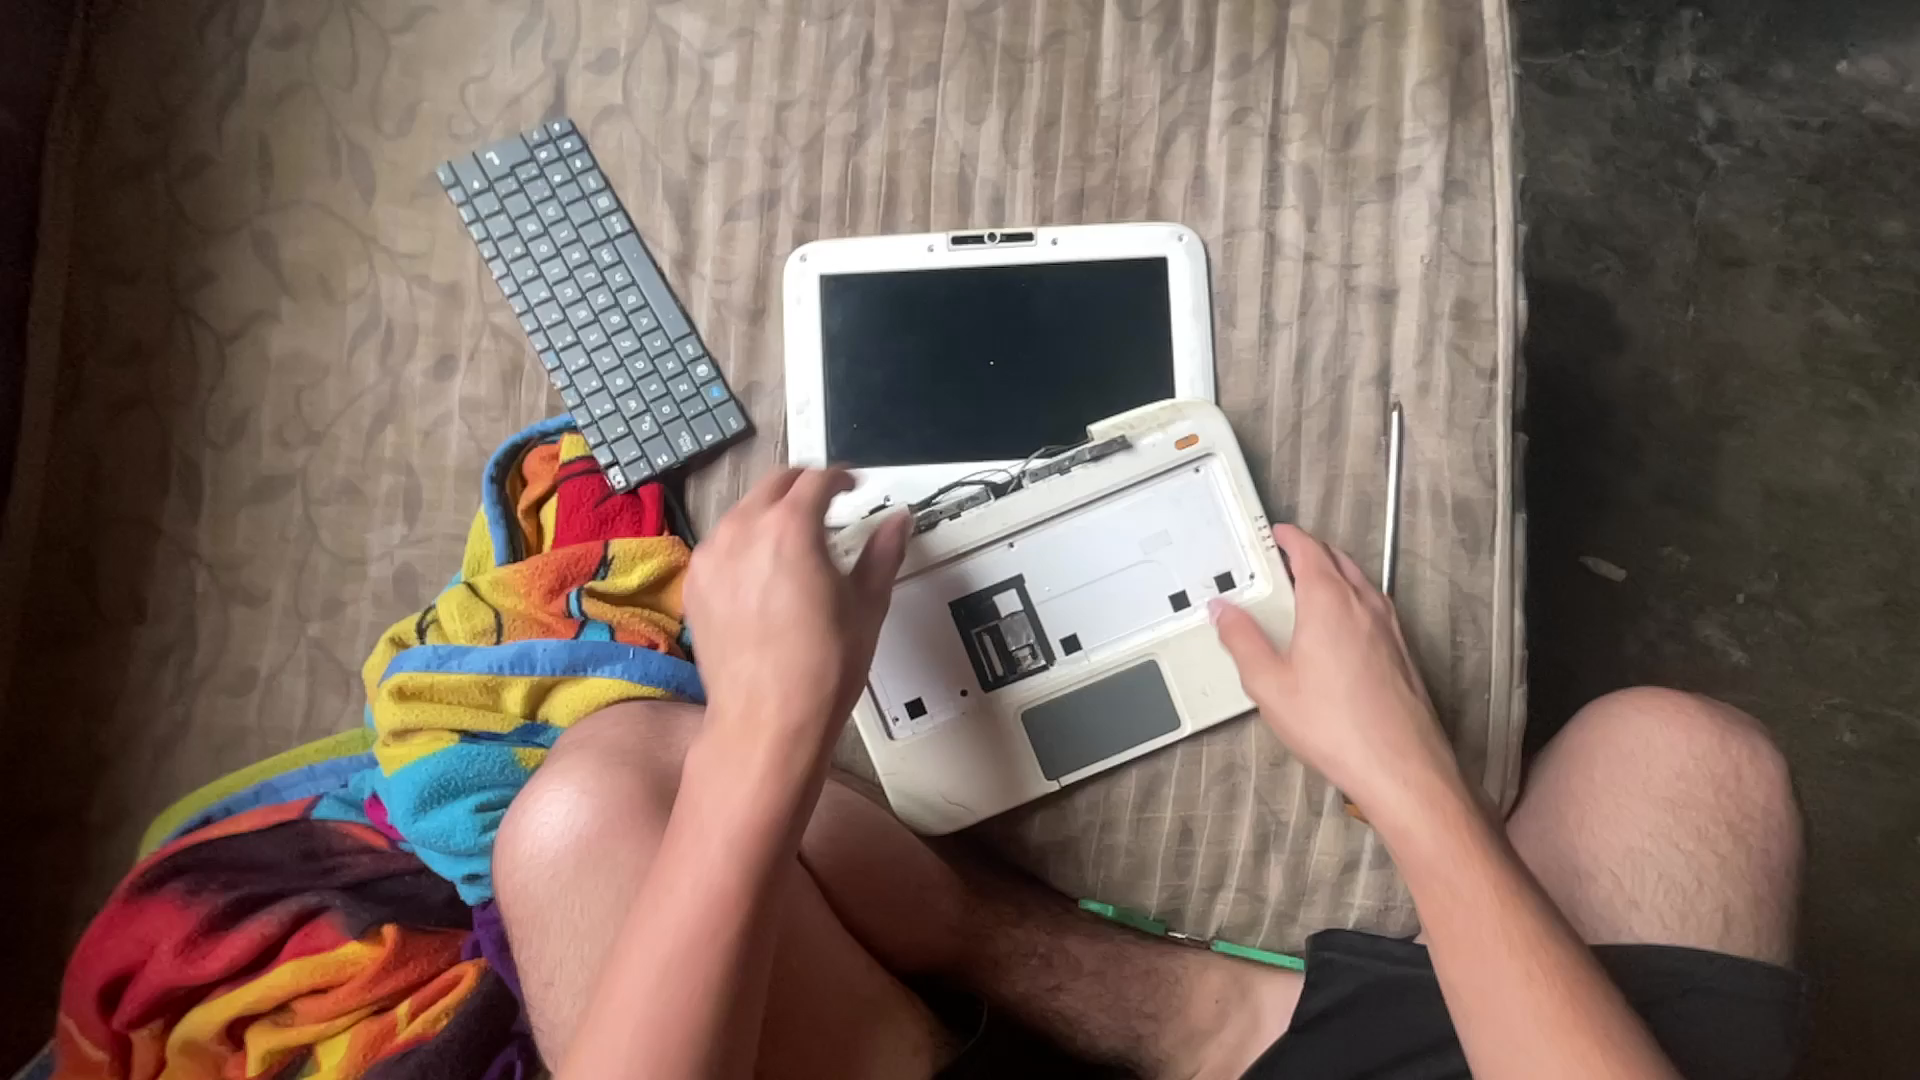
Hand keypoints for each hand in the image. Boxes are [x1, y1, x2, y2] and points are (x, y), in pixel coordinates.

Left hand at [683, 467, 909, 750]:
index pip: (817, 480)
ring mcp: (712, 558)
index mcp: (791, 529)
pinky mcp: (696, 585)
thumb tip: (897, 523)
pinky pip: (722, 543)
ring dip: (772, 511)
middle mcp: (744, 532)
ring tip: (797, 538)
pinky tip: (764, 570)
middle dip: (804, 486)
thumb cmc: (821, 669)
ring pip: (744, 510)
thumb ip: (882, 552)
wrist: (766, 722)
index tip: (852, 486)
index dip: (841, 479)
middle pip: (774, 484)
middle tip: (827, 502)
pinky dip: (745, 541)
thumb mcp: (867, 606)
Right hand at [1209, 525, 1465, 825]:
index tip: (1274, 533)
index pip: (1309, 550)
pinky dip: (1348, 601)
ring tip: (1302, 590)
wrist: (1401, 769)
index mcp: (1330, 603)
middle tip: (1281, 559)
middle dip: (1308, 552)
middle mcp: (1365, 608)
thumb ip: (1241, 640)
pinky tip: (1332, 629)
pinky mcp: (1401, 653)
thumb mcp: (1268, 683)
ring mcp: (1389, 630)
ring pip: (1358, 583)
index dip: (1288, 537)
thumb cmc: (1339, 727)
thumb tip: (1223, 612)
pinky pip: (1371, 609)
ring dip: (1331, 574)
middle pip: (1337, 560)